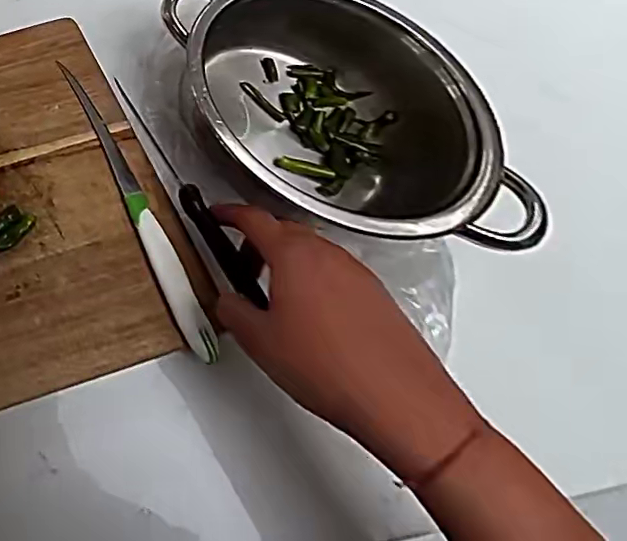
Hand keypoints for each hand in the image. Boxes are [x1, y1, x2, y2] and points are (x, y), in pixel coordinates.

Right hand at [211, 204, 486, 480]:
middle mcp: (330, 258)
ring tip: (271, 292)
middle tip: (237, 257)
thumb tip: (231, 301)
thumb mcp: (256, 338)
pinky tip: (308, 315)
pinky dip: (315, 280)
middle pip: (285, 229)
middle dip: (257, 238)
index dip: (227, 213)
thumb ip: (231, 307)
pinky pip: (338, 275)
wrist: (410, 413)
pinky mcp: (382, 301)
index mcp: (295, 255)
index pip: (253, 217)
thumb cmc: (334, 371)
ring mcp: (362, 279)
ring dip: (287, 260)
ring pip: (314, 252)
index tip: (216, 215)